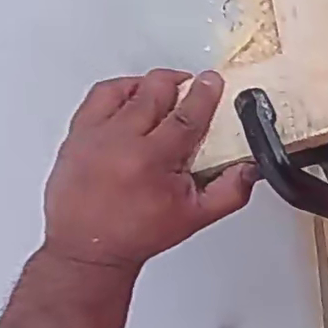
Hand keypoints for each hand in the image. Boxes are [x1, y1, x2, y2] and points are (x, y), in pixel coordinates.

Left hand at [41, 69, 257, 270]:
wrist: (89, 247)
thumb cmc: (142, 232)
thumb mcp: (200, 215)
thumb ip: (233, 190)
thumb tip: (253, 167)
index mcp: (152, 160)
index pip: (185, 115)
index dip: (204, 94)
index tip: (214, 80)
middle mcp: (118, 142)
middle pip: (151, 93)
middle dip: (176, 81)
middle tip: (193, 82)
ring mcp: (91, 137)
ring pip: (119, 90)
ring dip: (146, 83)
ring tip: (163, 87)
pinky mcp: (74, 138)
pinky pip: (95, 101)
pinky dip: (118, 92)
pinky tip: (132, 97)